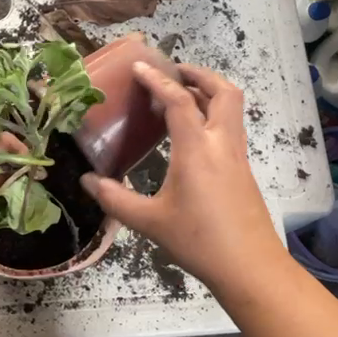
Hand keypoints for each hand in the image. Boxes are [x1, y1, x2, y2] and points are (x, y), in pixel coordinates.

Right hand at [83, 62, 281, 287]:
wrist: (250, 269)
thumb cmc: (199, 242)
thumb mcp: (150, 222)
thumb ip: (116, 199)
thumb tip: (87, 181)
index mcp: (197, 149)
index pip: (178, 100)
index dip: (157, 79)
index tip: (139, 67)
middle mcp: (222, 144)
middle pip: (223, 91)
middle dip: (200, 75)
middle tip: (173, 73)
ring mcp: (237, 157)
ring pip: (232, 109)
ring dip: (209, 93)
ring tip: (181, 96)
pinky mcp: (243, 171)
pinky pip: (230, 128)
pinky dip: (213, 116)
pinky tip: (192, 135)